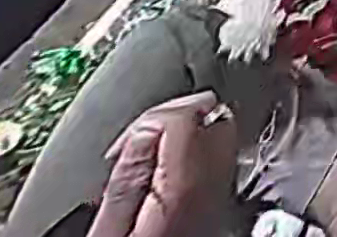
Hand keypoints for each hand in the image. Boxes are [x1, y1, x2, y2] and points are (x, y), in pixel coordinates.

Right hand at [87, 92, 237, 236]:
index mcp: (190, 183)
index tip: (127, 142)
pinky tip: (164, 171)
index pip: (191, 111)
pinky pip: (217, 150)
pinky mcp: (223, 191)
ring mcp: (227, 182)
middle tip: (133, 150)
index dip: (156, 118)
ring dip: (184, 131)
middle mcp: (221, 175)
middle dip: (173, 118)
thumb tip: (145, 127)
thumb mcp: (109, 231)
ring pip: (217, 126)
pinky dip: (193, 149)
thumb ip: (129, 175)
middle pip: (211, 112)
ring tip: (144, 162)